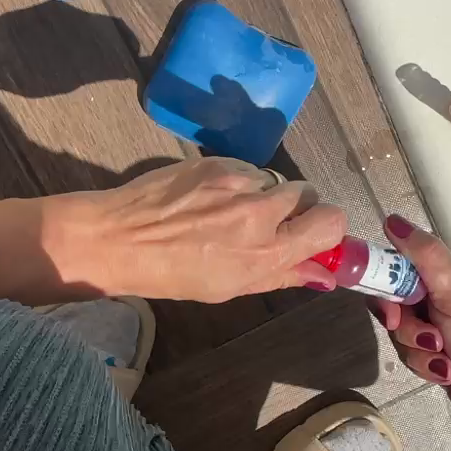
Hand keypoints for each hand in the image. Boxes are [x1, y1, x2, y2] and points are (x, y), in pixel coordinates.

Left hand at [57, 158, 343, 302]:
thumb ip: (282, 276)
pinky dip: (237, 181)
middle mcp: (258, 213)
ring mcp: (236, 182)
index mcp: (265, 253)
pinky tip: (210, 197)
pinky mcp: (215, 162)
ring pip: (274, 179)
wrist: (119, 238)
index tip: (313, 234)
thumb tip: (326, 275)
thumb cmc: (173, 274)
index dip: (327, 227)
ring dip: (263, 193)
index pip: (331, 222)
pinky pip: (246, 168)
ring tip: (230, 211)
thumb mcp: (230, 287)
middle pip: (308, 194)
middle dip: (296, 207)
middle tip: (270, 222)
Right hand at [373, 214, 450, 427]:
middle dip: (406, 326)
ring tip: (446, 360)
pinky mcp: (431, 353)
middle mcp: (439, 293)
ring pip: (397, 331)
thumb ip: (426, 256)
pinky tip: (447, 373)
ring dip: (418, 350)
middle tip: (428, 338)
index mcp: (448, 271)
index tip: (395, 309)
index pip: (397, 264)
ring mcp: (435, 324)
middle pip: (391, 301)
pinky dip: (425, 365)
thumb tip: (391, 220)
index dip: (387, 287)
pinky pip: (407, 353)